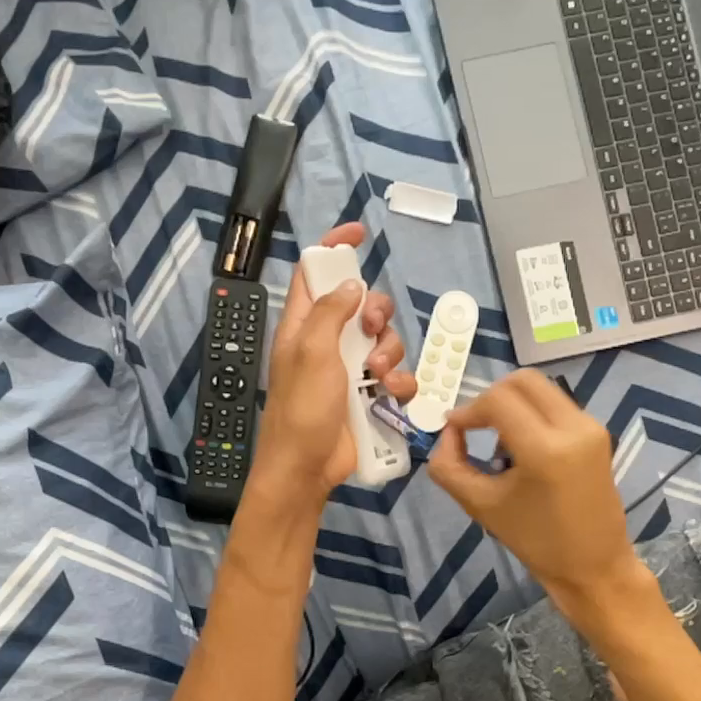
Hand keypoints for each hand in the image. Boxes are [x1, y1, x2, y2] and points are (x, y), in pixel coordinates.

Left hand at [252, 223, 415, 501]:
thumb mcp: (311, 352)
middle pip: (362, 306)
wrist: (308, 468)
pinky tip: (390, 395)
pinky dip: (399, 382)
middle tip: (372, 329)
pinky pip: (395, 376)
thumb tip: (352, 286)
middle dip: (376, 313)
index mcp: (302, 326)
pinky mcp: (368, 397)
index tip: (358, 232)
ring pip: (384, 341)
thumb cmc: (302, 409)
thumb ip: (331, 312)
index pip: (314, 274)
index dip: (333, 250)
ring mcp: (349, 371)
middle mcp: (327, 343)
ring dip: (389, 352)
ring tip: (377, 376)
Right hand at [426, 370, 645, 602]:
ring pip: (540, 390)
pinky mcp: (597, 432)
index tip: (454, 431)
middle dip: (490, 398)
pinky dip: (531, 415)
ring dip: (511, 406)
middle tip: (474, 428)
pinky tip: (522, 451)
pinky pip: (555, 405)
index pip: (498, 400)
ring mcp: (590, 427)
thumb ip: (449, 466)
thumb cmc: (536, 542)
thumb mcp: (481, 506)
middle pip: (522, 381)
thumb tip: (447, 433)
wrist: (594, 566)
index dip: (468, 409)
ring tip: (499, 444)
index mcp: (544, 449)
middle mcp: (573, 427)